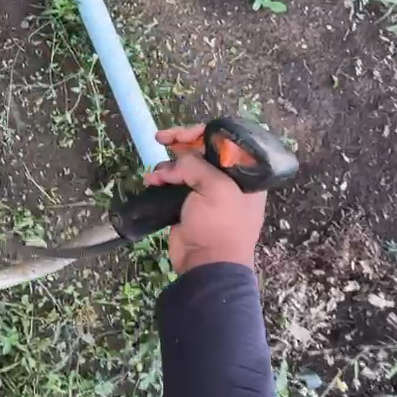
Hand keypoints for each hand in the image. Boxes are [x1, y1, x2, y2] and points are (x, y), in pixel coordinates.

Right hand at [143, 124, 265, 273]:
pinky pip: (173, 182)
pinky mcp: (188, 203)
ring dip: (167, 166)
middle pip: (202, 151)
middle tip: (160, 138)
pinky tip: (151, 182)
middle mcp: (228, 181)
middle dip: (180, 143)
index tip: (180, 134)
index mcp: (245, 176)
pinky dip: (161, 178)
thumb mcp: (216, 189)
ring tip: (155, 176)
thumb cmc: (220, 226)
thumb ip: (197, 166)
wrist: (206, 262)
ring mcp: (207, 193)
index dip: (202, 134)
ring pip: (184, 166)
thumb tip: (177, 161)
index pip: (225, 144)